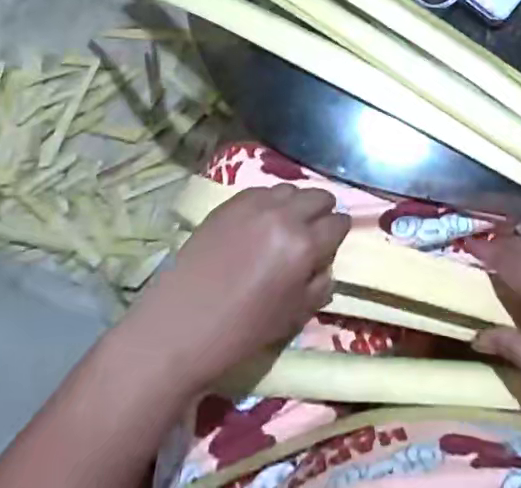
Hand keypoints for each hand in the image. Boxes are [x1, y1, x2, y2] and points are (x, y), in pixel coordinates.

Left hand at [119, 184, 348, 390]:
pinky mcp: (229, 202)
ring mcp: (253, 204)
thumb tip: (324, 264)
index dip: (340, 232)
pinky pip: (261, 191)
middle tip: (316, 230)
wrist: (181, 325)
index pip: (337, 223)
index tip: (335, 241)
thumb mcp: (294, 315)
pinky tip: (262, 221)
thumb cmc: (242, 330)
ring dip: (296, 203)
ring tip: (288, 224)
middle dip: (323, 211)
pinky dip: (270, 202)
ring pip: (290, 189)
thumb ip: (318, 284)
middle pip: (318, 196)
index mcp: (304, 245)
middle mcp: (283, 215)